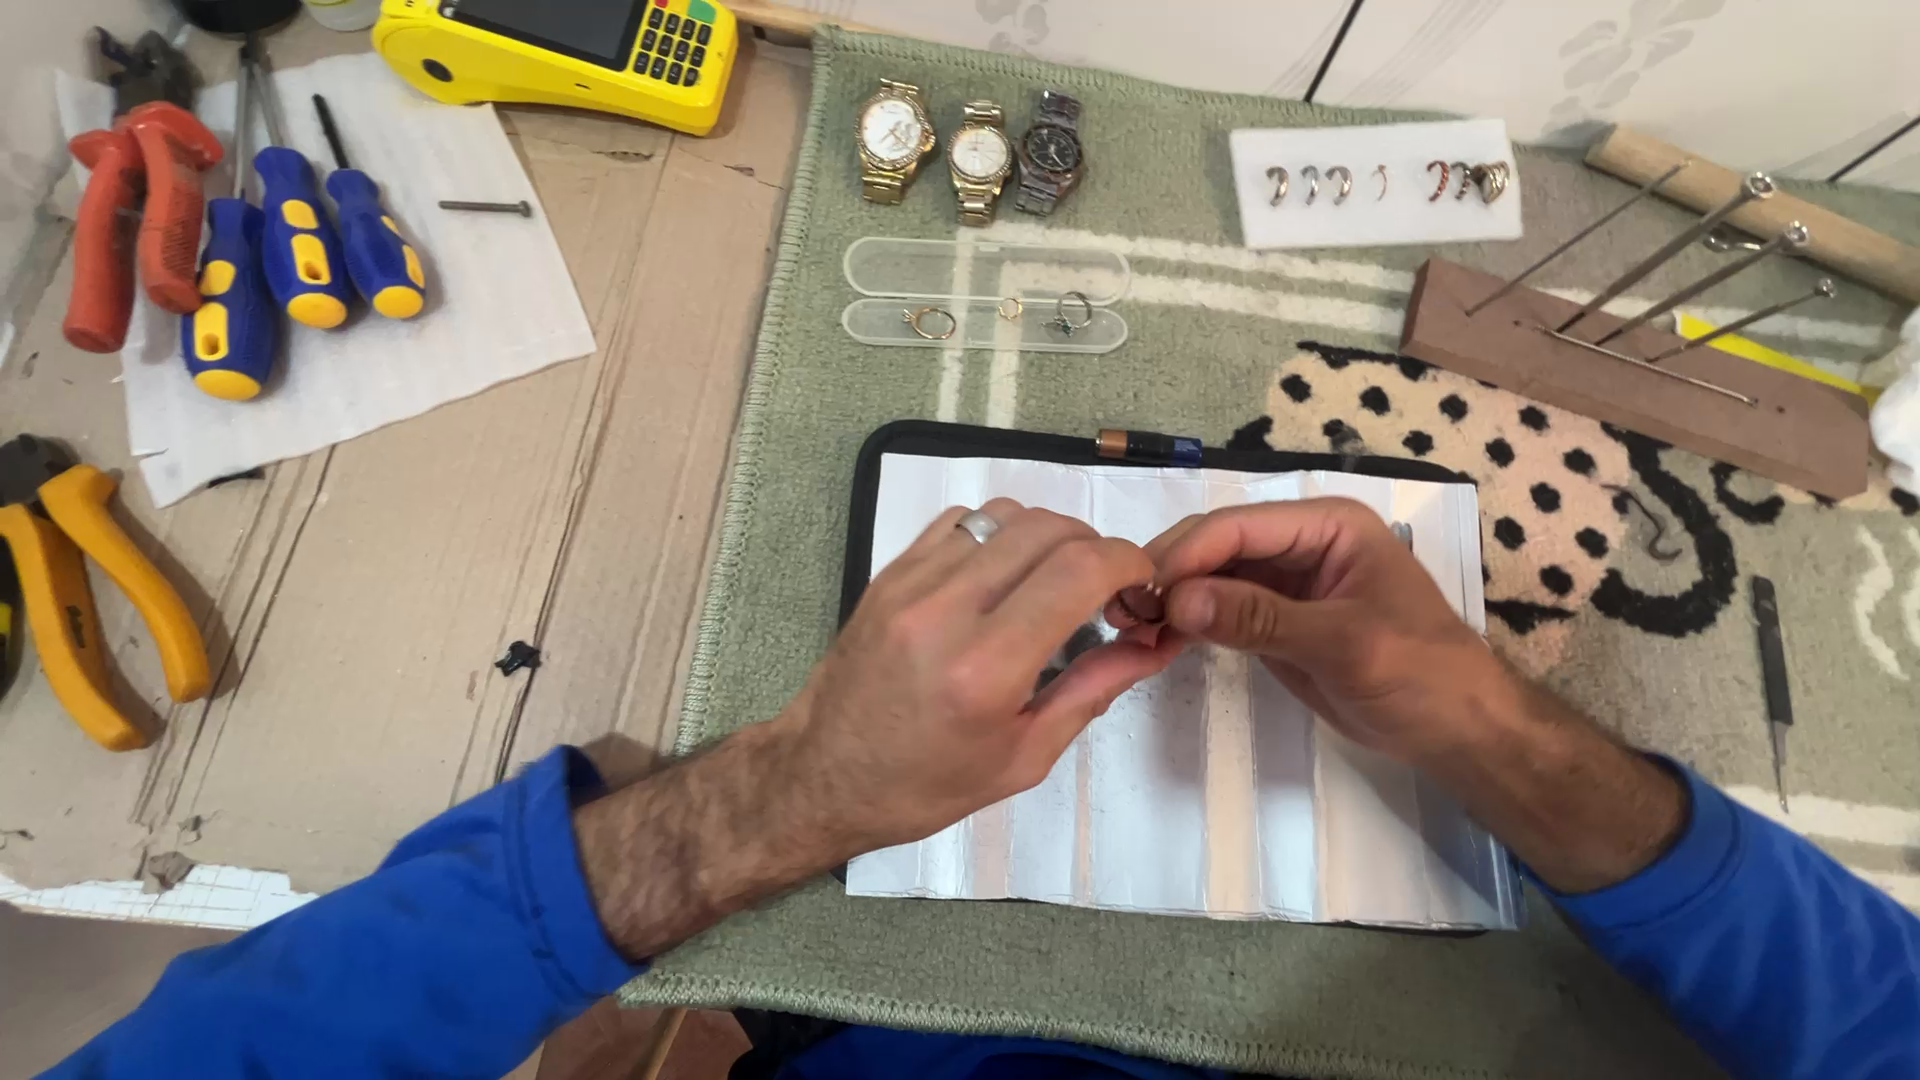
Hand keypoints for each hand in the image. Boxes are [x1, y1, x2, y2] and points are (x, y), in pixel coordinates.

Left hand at [779, 499, 1183, 860]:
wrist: (823, 772)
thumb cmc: (926, 784)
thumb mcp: (1023, 756)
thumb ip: (1094, 689)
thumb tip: (1154, 641)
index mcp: (986, 668)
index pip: (1079, 570)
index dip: (1127, 562)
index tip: (1139, 585)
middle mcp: (946, 609)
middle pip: (1048, 528)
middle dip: (1095, 546)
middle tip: (1104, 588)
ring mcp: (910, 582)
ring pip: (1005, 513)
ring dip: (1047, 537)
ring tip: (1052, 582)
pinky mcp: (890, 571)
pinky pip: (961, 520)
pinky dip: (997, 534)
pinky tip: (999, 576)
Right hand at [1106, 497, 1684, 892]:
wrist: (1454, 730)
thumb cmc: (1421, 675)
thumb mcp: (1346, 644)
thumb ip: (1261, 618)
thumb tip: (1178, 601)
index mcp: (1325, 526)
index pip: (1238, 527)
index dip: (1186, 555)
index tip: (1144, 595)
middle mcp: (1296, 542)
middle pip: (1213, 545)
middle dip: (1168, 574)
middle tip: (1125, 612)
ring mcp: (1279, 580)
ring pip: (1205, 575)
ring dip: (1168, 599)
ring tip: (1131, 629)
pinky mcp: (1268, 615)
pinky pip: (1213, 608)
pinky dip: (1183, 623)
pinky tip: (1156, 642)